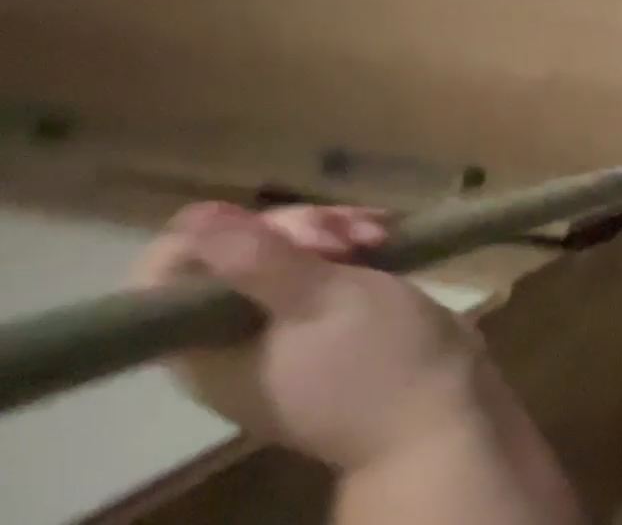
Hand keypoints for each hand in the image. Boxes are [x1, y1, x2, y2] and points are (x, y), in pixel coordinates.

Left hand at [131, 201, 488, 470]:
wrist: (445, 414)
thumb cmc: (378, 361)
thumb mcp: (323, 300)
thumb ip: (258, 259)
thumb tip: (192, 215)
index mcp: (209, 348)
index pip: (167, 276)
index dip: (219, 237)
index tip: (284, 229)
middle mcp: (237, 340)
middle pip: (237, 256)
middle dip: (298, 229)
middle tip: (348, 234)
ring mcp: (291, 331)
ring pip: (289, 257)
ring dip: (335, 232)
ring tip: (380, 234)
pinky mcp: (337, 322)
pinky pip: (328, 270)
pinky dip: (356, 247)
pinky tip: (389, 238)